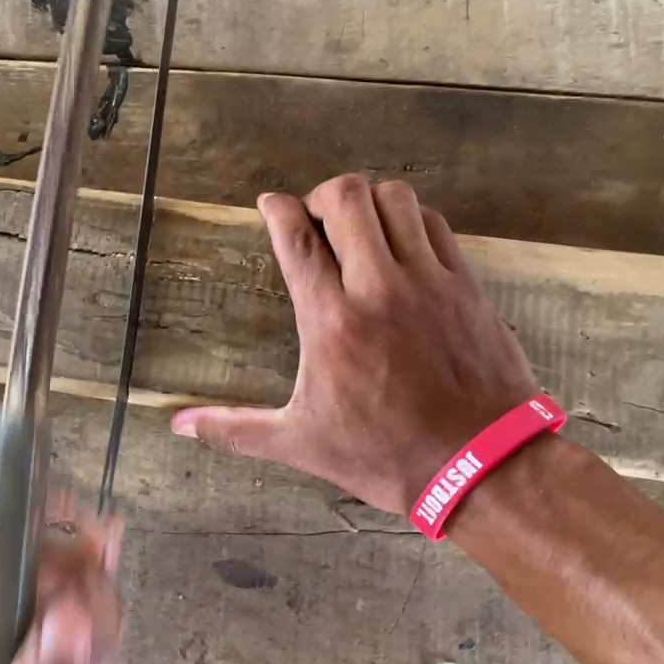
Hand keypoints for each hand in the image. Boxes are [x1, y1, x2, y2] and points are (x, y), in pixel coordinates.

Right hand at [172, 174, 538, 514]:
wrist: (485, 467)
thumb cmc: (386, 455)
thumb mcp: (301, 442)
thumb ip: (235, 427)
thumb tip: (178, 425)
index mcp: (330, 320)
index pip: (296, 237)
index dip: (276, 208)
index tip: (268, 204)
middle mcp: (377, 287)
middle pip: (346, 198)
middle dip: (320, 196)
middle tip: (314, 222)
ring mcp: (427, 280)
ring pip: (395, 198)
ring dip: (369, 202)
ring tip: (358, 229)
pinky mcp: (465, 284)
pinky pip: (435, 223)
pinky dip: (411, 219)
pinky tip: (400, 246)